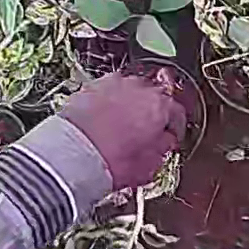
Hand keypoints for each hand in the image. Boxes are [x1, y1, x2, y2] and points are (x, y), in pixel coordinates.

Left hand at [61, 69, 189, 190]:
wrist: (71, 154)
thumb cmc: (109, 161)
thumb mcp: (148, 166)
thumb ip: (163, 148)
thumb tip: (165, 142)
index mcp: (160, 106)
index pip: (177, 112)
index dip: (174, 127)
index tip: (169, 136)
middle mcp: (140, 87)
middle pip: (154, 96)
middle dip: (151, 113)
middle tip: (143, 131)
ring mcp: (115, 83)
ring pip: (130, 90)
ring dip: (130, 104)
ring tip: (120, 125)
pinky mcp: (93, 84)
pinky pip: (108, 90)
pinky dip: (109, 100)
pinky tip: (102, 118)